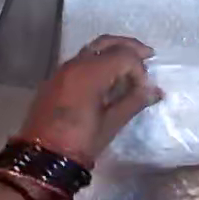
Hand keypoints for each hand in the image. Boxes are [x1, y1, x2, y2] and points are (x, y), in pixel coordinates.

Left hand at [20, 35, 162, 163]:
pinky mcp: (55, 80)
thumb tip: (156, 91)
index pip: (123, 56)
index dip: (139, 69)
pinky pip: (80, 61)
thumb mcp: (112, 123)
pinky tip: (107, 78)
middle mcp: (75, 64)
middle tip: (148, 55)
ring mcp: (62, 70)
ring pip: (91, 49)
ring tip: (129, 66)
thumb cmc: (80, 142)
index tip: (144, 89)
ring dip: (112, 52)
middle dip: (129, 47)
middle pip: (106, 43)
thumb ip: (134, 101)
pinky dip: (97, 61)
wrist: (42, 157)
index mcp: (90, 73)